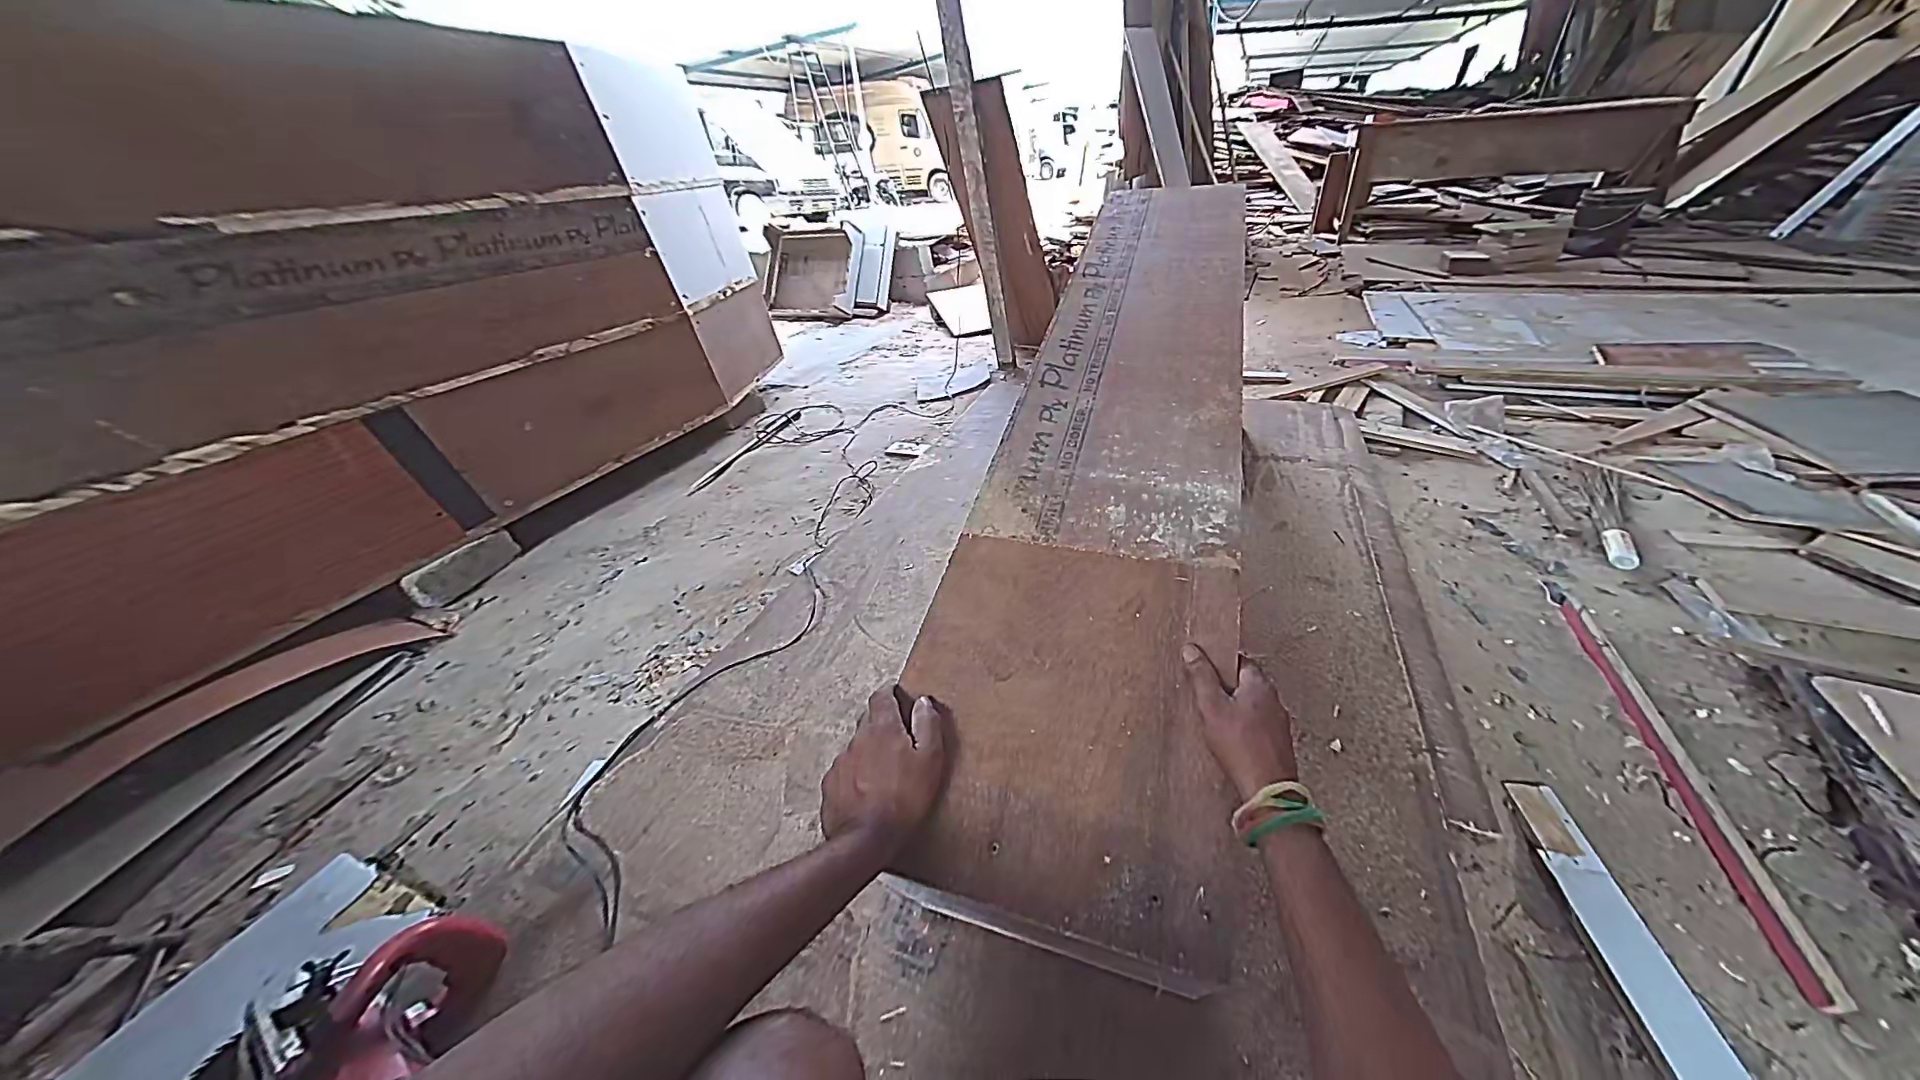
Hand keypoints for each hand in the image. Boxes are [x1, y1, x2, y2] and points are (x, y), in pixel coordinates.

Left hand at [821, 686, 950, 854]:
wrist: (866, 840)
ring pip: (857, 747)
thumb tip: (923, 703)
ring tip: (885, 772)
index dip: (890, 693)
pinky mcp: (831, 785)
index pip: (881, 696)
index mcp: (883, 729)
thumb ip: (928, 726)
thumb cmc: (904, 800)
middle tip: (900, 739)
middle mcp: (858, 739)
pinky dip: (856, 775)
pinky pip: (845, 771)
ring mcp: (841, 762)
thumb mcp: (930, 760)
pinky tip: (868, 791)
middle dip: (882, 724)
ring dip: (869, 752)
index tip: (897, 695)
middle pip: (869, 720)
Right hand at [1181, 643, 1298, 800]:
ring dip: (1235, 706)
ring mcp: (1279, 721)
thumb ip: (1201, 677)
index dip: (1219, 663)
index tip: (1203, 668)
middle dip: (1225, 685)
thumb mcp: (1211, 706)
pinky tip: (1231, 736)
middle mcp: (1274, 699)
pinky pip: (1257, 723)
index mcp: (1260, 685)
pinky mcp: (1278, 741)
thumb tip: (1192, 650)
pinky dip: (1244, 724)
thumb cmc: (1240, 746)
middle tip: (1204, 694)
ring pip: (1252, 704)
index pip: (1239, 661)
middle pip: (1246, 682)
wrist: (1267, 788)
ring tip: (1215, 717)